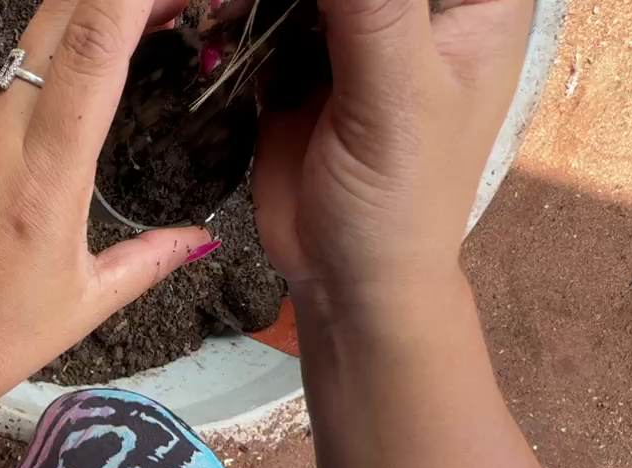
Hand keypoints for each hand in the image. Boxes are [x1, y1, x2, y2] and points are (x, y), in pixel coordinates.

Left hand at [0, 0, 212, 431]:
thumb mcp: (87, 303)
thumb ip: (152, 259)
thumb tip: (202, 239)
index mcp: (42, 181)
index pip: (90, 47)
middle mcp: (1, 144)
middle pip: (59, 15)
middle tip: (180, 2)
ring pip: (32, 40)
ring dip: (92, 14)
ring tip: (151, 23)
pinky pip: (14, 79)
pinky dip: (60, 55)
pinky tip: (93, 71)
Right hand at [251, 0, 533, 287]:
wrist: (344, 277)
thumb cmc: (398, 198)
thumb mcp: (395, 96)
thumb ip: (370, 8)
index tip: (323, 6)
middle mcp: (410, 11)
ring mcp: (347, 42)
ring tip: (229, 7)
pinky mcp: (295, 76)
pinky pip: (265, 29)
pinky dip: (240, 24)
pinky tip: (221, 29)